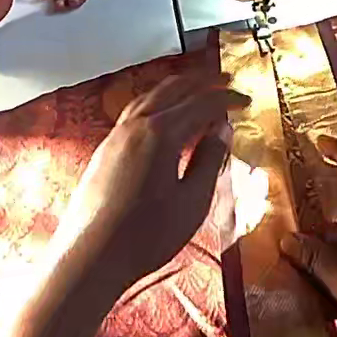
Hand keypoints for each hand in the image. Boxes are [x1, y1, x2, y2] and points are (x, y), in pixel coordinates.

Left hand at [53, 73, 246, 298]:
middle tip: (224, 80)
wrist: (92, 256)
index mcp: (160, 133)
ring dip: (175, 89)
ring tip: (194, 92)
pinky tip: (161, 119)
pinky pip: (134, 112)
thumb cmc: (146, 235)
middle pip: (171, 89)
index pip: (200, 103)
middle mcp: (135, 125)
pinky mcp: (104, 150)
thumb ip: (210, 160)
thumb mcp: (192, 201)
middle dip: (200, 81)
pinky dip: (156, 104)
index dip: (226, 98)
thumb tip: (221, 130)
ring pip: (149, 97)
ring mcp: (115, 136)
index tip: (245, 101)